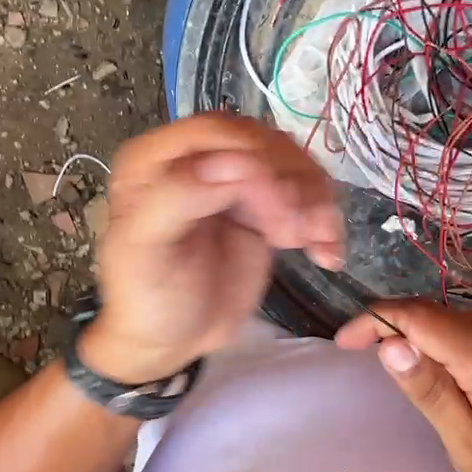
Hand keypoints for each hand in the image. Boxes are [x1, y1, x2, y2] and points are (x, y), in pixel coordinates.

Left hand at [84, 114, 344, 383]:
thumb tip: (227, 163)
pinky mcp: (264, 205)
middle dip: (291, 181)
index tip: (276, 199)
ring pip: (291, 164)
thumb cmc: (145, 296)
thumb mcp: (144, 250)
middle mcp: (197, 158)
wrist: (170, 340)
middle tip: (297, 230)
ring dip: (315, 198)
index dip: (252, 156)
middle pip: (262, 143)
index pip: (215, 131)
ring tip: (317, 240)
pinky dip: (323, 218)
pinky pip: (304, 195)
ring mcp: (234, 180)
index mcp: (155, 158)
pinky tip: (326, 250)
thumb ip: (178, 198)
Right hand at [336, 301, 471, 471]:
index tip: (343, 343)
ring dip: (406, 332)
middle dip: (385, 327)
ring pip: (436, 315)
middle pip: (426, 313)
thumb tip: (390, 346)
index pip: (420, 319)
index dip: (375, 321)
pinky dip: (427, 337)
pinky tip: (425, 368)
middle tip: (356, 357)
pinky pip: (452, 323)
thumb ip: (432, 395)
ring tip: (392, 369)